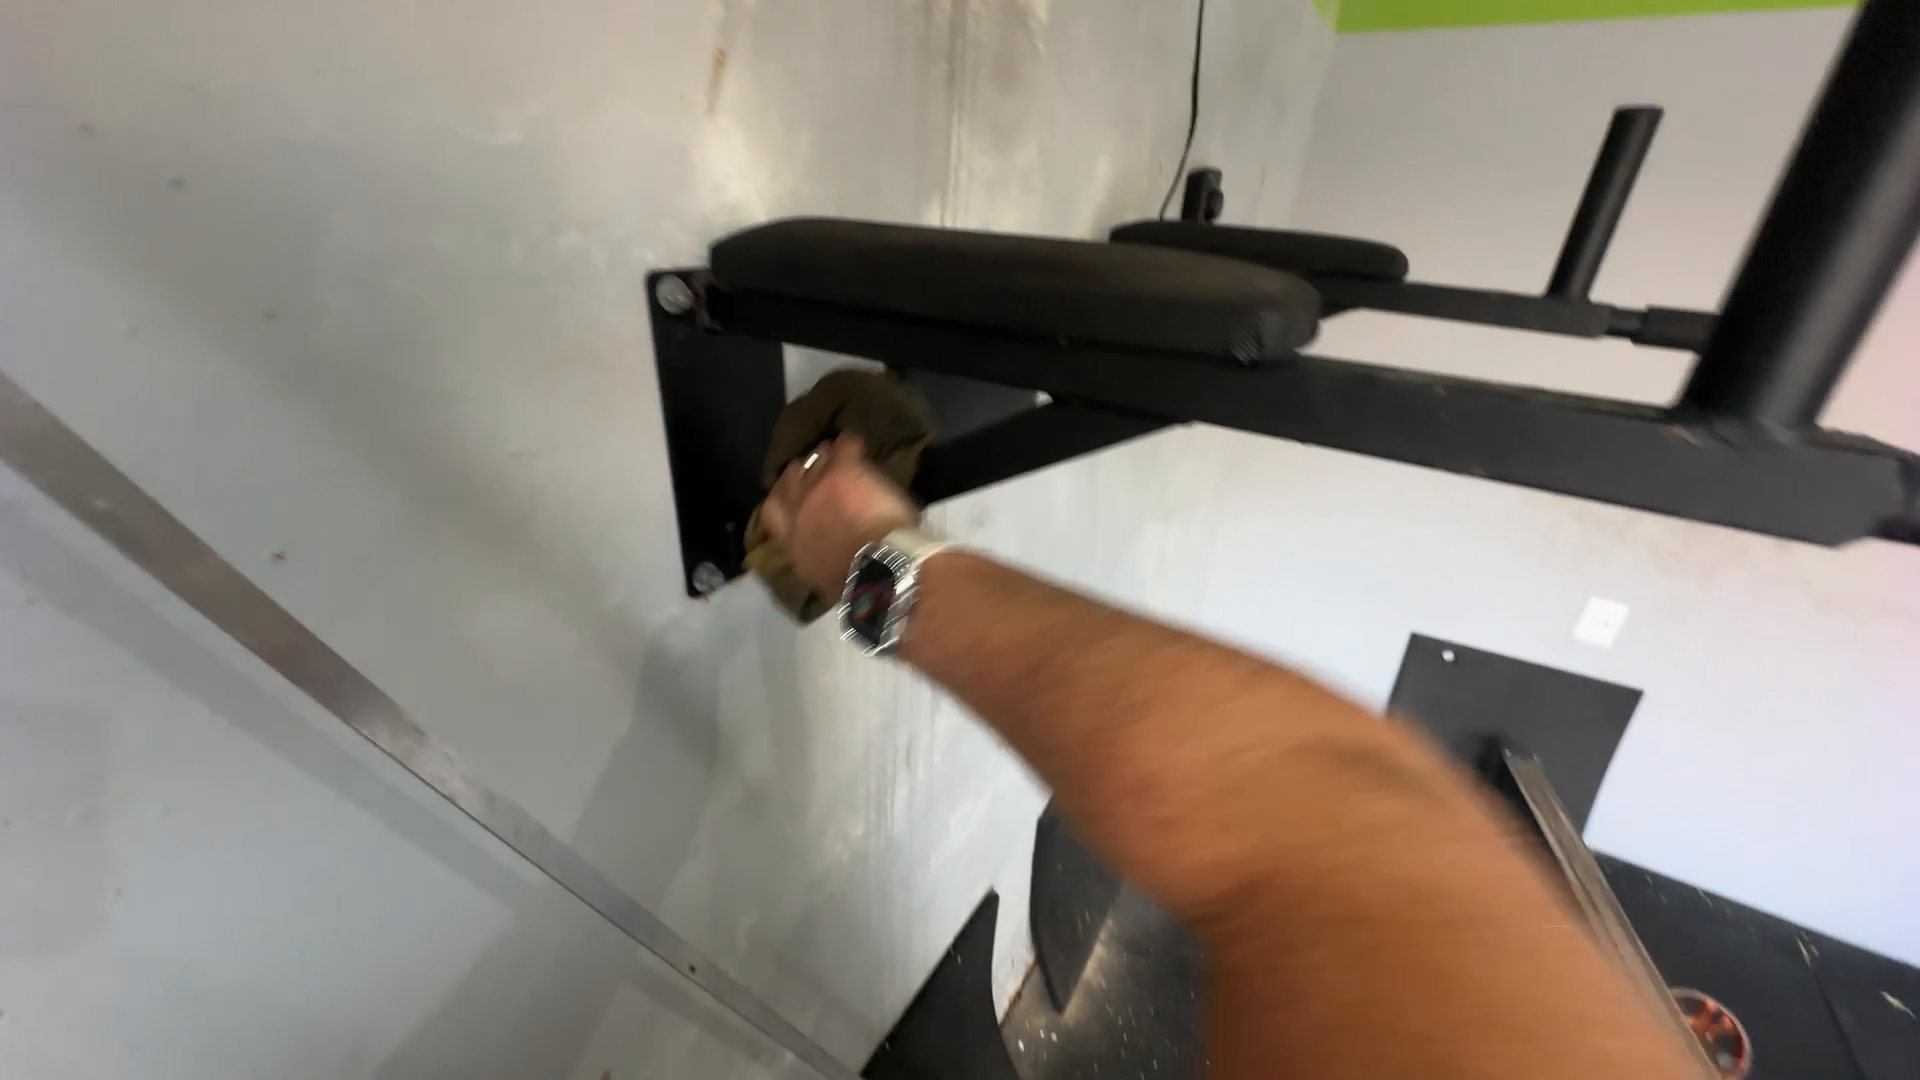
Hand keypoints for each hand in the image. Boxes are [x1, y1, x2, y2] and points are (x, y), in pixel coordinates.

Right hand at [758, 432, 918, 595]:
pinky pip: (844, 445)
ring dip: (826, 459)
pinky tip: (856, 445)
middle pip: (790, 477)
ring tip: (840, 460)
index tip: (794, 498)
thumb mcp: (822, 579)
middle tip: (820, 475)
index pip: (770, 511)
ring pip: (815, 458)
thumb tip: (817, 557)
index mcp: (791, 541)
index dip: (781, 499)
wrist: (881, 568)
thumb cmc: (859, 583)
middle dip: (803, 474)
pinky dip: (849, 444)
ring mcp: (818, 485)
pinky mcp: (843, 470)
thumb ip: (812, 560)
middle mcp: (798, 508)